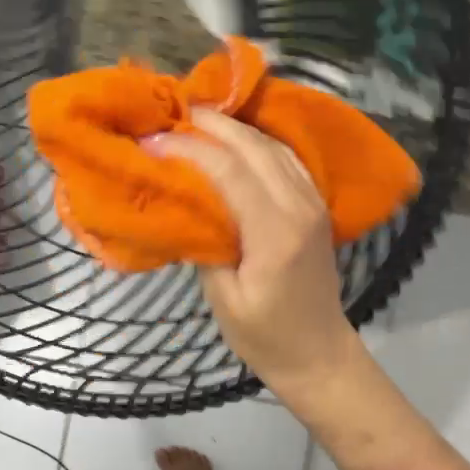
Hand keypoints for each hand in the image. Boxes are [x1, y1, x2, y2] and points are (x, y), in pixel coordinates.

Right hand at [150, 108, 365, 396]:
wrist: (318, 354)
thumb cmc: (265, 337)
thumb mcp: (224, 299)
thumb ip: (206, 245)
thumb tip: (184, 205)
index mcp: (275, 233)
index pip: (230, 171)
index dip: (189, 149)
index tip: (151, 142)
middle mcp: (300, 207)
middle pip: (254, 147)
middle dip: (211, 126)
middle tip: (170, 116)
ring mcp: (313, 203)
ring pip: (273, 147)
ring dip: (234, 129)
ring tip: (196, 121)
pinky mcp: (315, 207)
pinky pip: (286, 160)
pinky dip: (256, 143)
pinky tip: (234, 141)